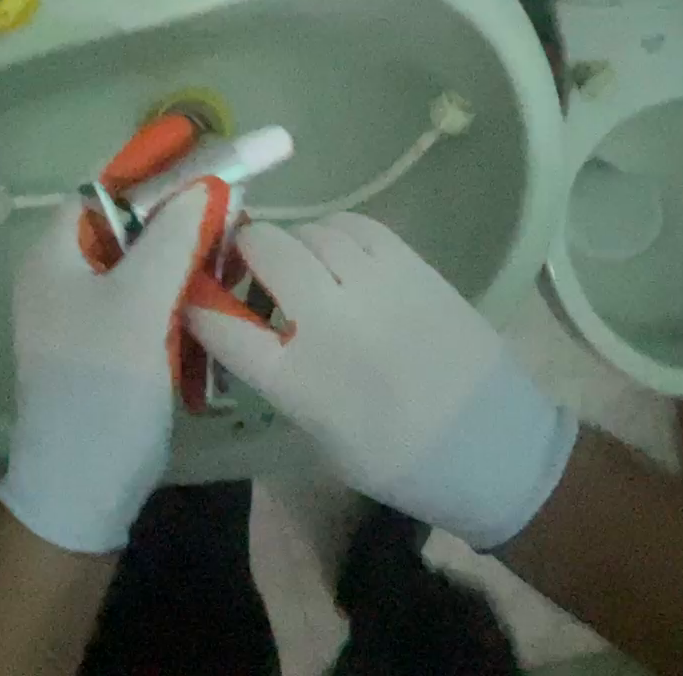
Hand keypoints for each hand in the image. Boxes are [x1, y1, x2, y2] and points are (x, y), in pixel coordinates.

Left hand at [0, 185, 211, 553]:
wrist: (84, 481)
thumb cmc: (102, 384)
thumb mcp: (138, 303)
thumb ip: (170, 238)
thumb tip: (202, 185)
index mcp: (54, 256)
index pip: (102, 191)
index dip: (149, 172)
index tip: (200, 158)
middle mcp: (64, 276)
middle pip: (126, 225)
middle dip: (177, 214)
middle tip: (229, 206)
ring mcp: (86, 311)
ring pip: (142, 262)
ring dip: (184, 252)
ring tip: (232, 244)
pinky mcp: (110, 340)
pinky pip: (147, 296)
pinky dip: (179, 287)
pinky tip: (216, 287)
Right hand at [187, 213, 577, 549]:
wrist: (493, 447)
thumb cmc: (396, 457)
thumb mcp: (317, 432)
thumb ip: (275, 373)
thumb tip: (244, 320)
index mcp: (300, 381)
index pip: (221, 323)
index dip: (196, 300)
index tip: (189, 291)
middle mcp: (333, 322)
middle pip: (264, 249)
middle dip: (243, 251)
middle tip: (248, 266)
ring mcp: (377, 285)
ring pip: (311, 229)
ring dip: (293, 242)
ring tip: (300, 264)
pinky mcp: (413, 266)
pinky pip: (355, 224)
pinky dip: (334, 232)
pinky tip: (337, 251)